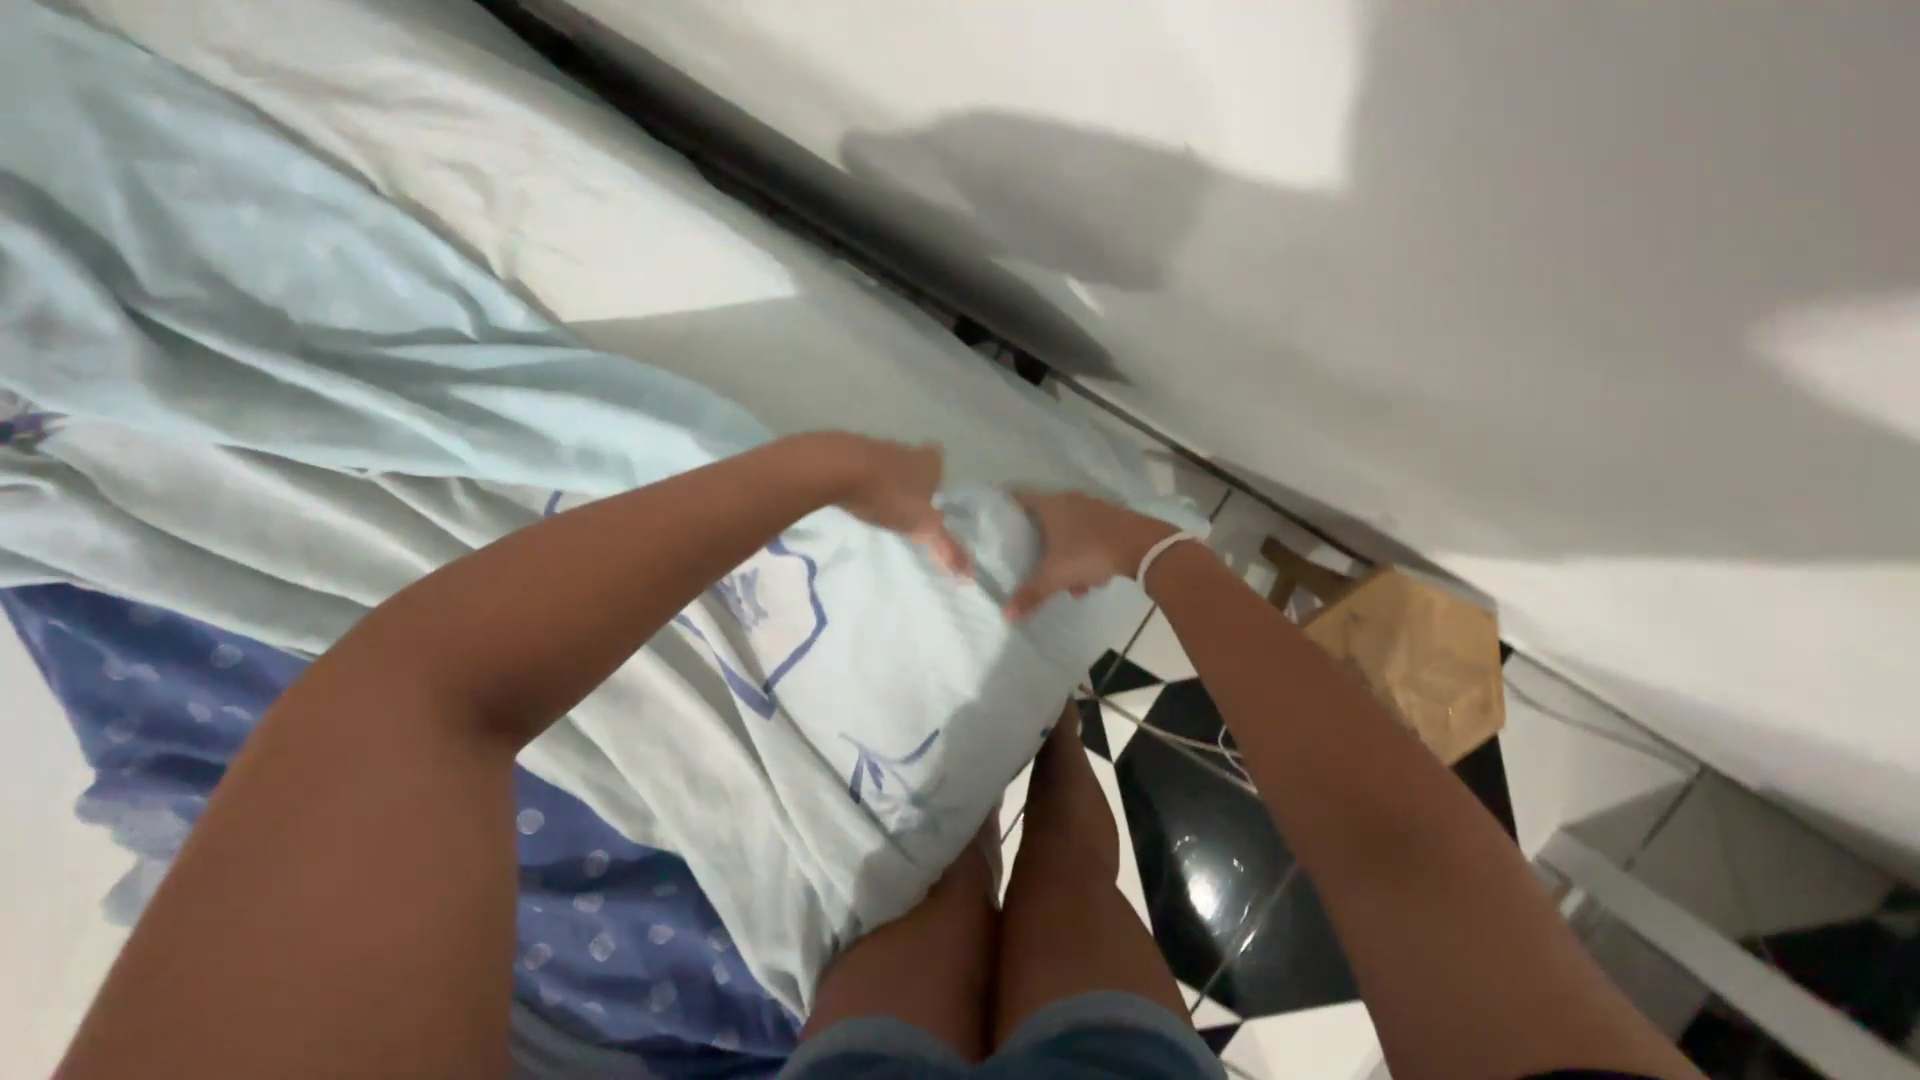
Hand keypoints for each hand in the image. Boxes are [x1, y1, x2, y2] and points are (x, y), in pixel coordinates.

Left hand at [826, 435, 971, 576]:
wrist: (840, 468)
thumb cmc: (890, 495)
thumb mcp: (923, 526)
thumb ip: (946, 547)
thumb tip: (970, 574)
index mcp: (928, 462)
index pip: (939, 461)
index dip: (936, 475)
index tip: (930, 493)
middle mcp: (905, 449)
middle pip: (912, 461)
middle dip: (910, 479)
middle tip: (906, 503)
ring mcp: (874, 447)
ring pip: (885, 463)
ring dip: (884, 479)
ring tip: (879, 503)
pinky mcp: (845, 451)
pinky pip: (858, 466)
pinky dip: (859, 479)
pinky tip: (853, 494)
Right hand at [1004, 490, 1178, 620]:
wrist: (1143, 546)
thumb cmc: (1089, 553)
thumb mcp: (1056, 577)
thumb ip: (1031, 594)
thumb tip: (1007, 616)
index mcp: (1049, 505)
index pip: (1017, 498)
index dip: (1004, 509)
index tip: (996, 525)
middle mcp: (1069, 500)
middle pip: (1044, 519)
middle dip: (1039, 546)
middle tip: (1033, 564)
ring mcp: (1093, 508)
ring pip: (1069, 532)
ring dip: (1067, 558)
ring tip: (1073, 586)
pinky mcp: (1112, 519)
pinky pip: (1090, 536)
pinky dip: (1087, 557)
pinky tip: (1094, 581)